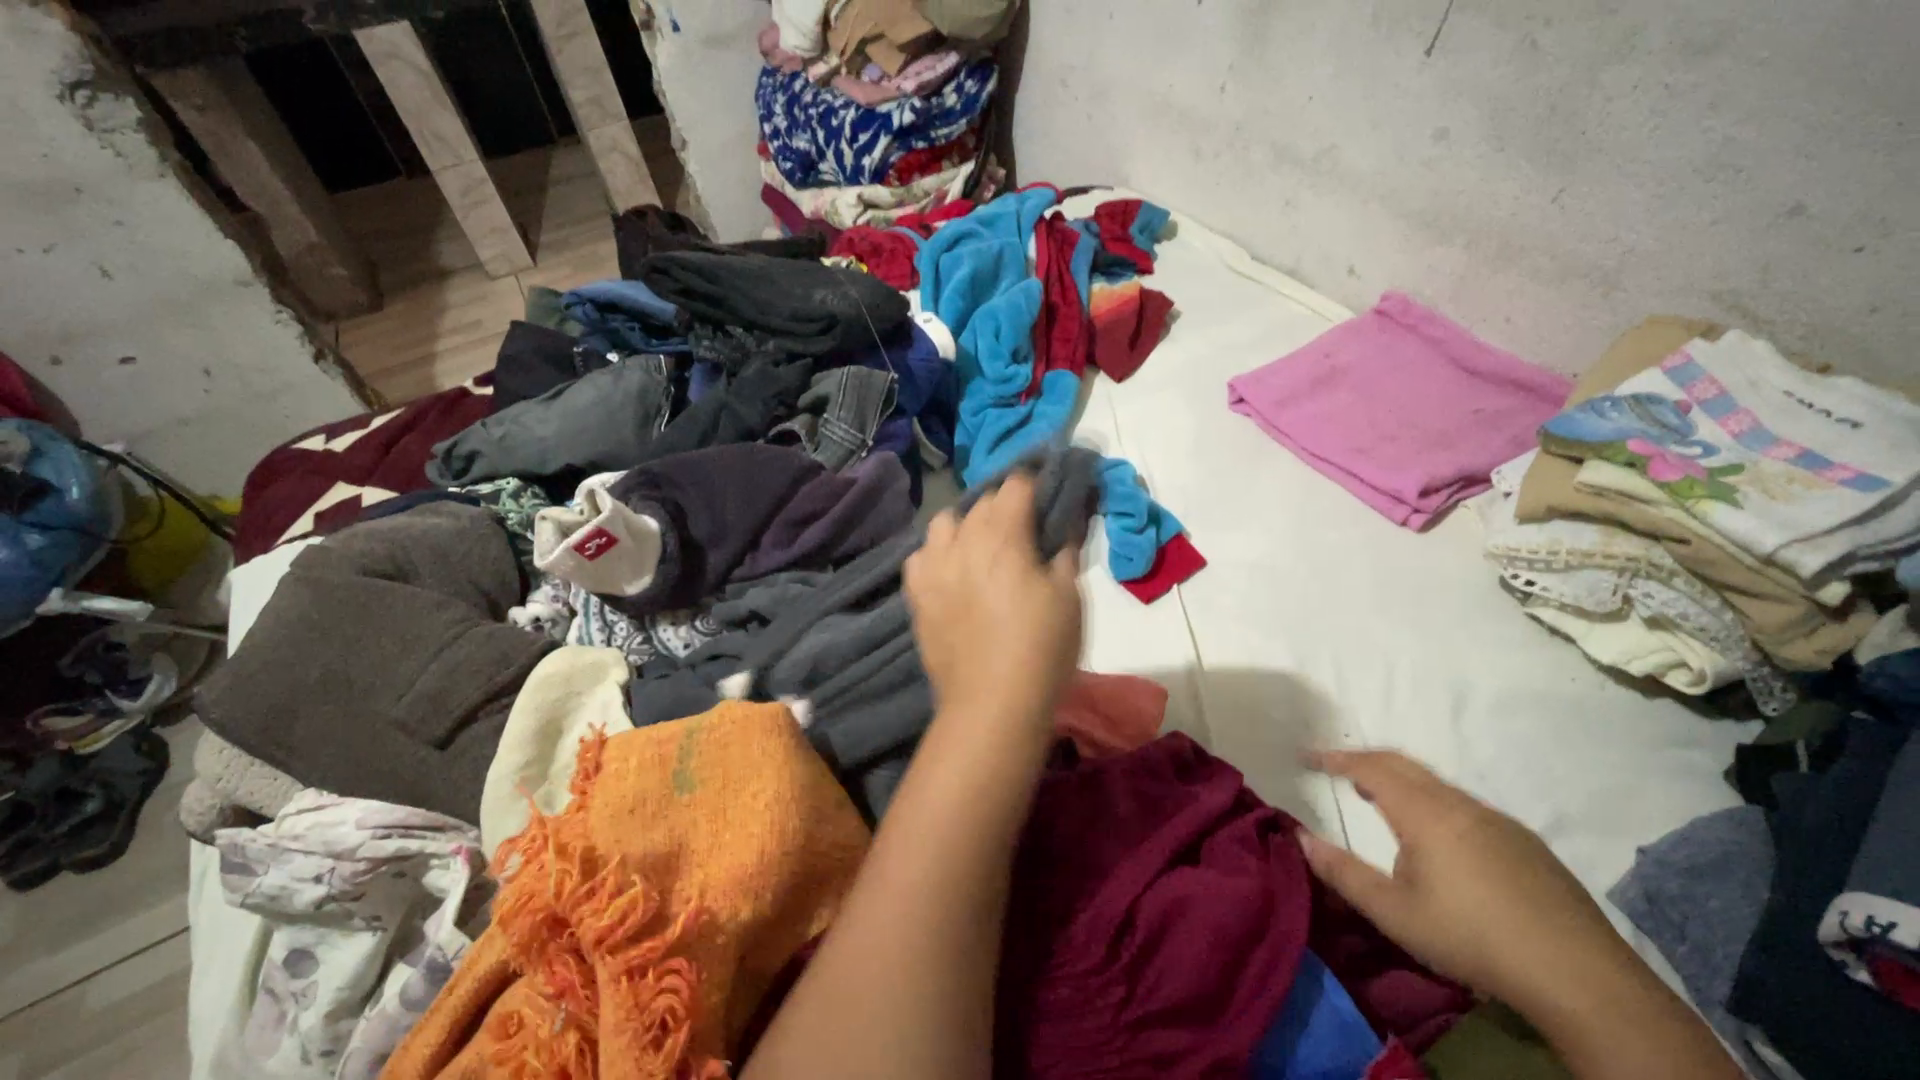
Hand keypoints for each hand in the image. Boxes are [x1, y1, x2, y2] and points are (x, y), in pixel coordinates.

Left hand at [904, 474, 1082, 729]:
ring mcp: (932, 567)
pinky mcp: (916, 595)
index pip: (1017, 484)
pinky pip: (921, 556)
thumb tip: (1066, 521)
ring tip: (983, 549)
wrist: (992, 703)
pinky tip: (953, 573)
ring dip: (966, 526)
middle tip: (1027, 530)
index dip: (1036, 483)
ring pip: (944, 523)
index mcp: (1003, 534)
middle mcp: (962, 540)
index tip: (1051, 496)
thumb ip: (1066, 549)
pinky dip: (937, 555)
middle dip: (1006, 506)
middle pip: (982, 501)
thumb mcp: (1070, 595)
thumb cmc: (1042, 648)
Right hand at [1298, 749, 1637, 1014]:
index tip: (1308, 755)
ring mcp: (1499, 822)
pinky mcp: (1524, 843)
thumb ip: (1343, 873)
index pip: (1372, 768)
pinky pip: (1465, 807)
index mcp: (1426, 814)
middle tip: (1338, 769)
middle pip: (1407, 765)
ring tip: (1380, 802)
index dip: (1337, 758)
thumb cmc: (1471, 937)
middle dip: (1367, 760)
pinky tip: (1437, 841)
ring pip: (1439, 786)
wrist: (1575, 971)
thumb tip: (1301, 837)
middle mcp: (1462, 805)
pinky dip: (1433, 804)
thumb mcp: (1393, 912)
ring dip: (1402, 783)